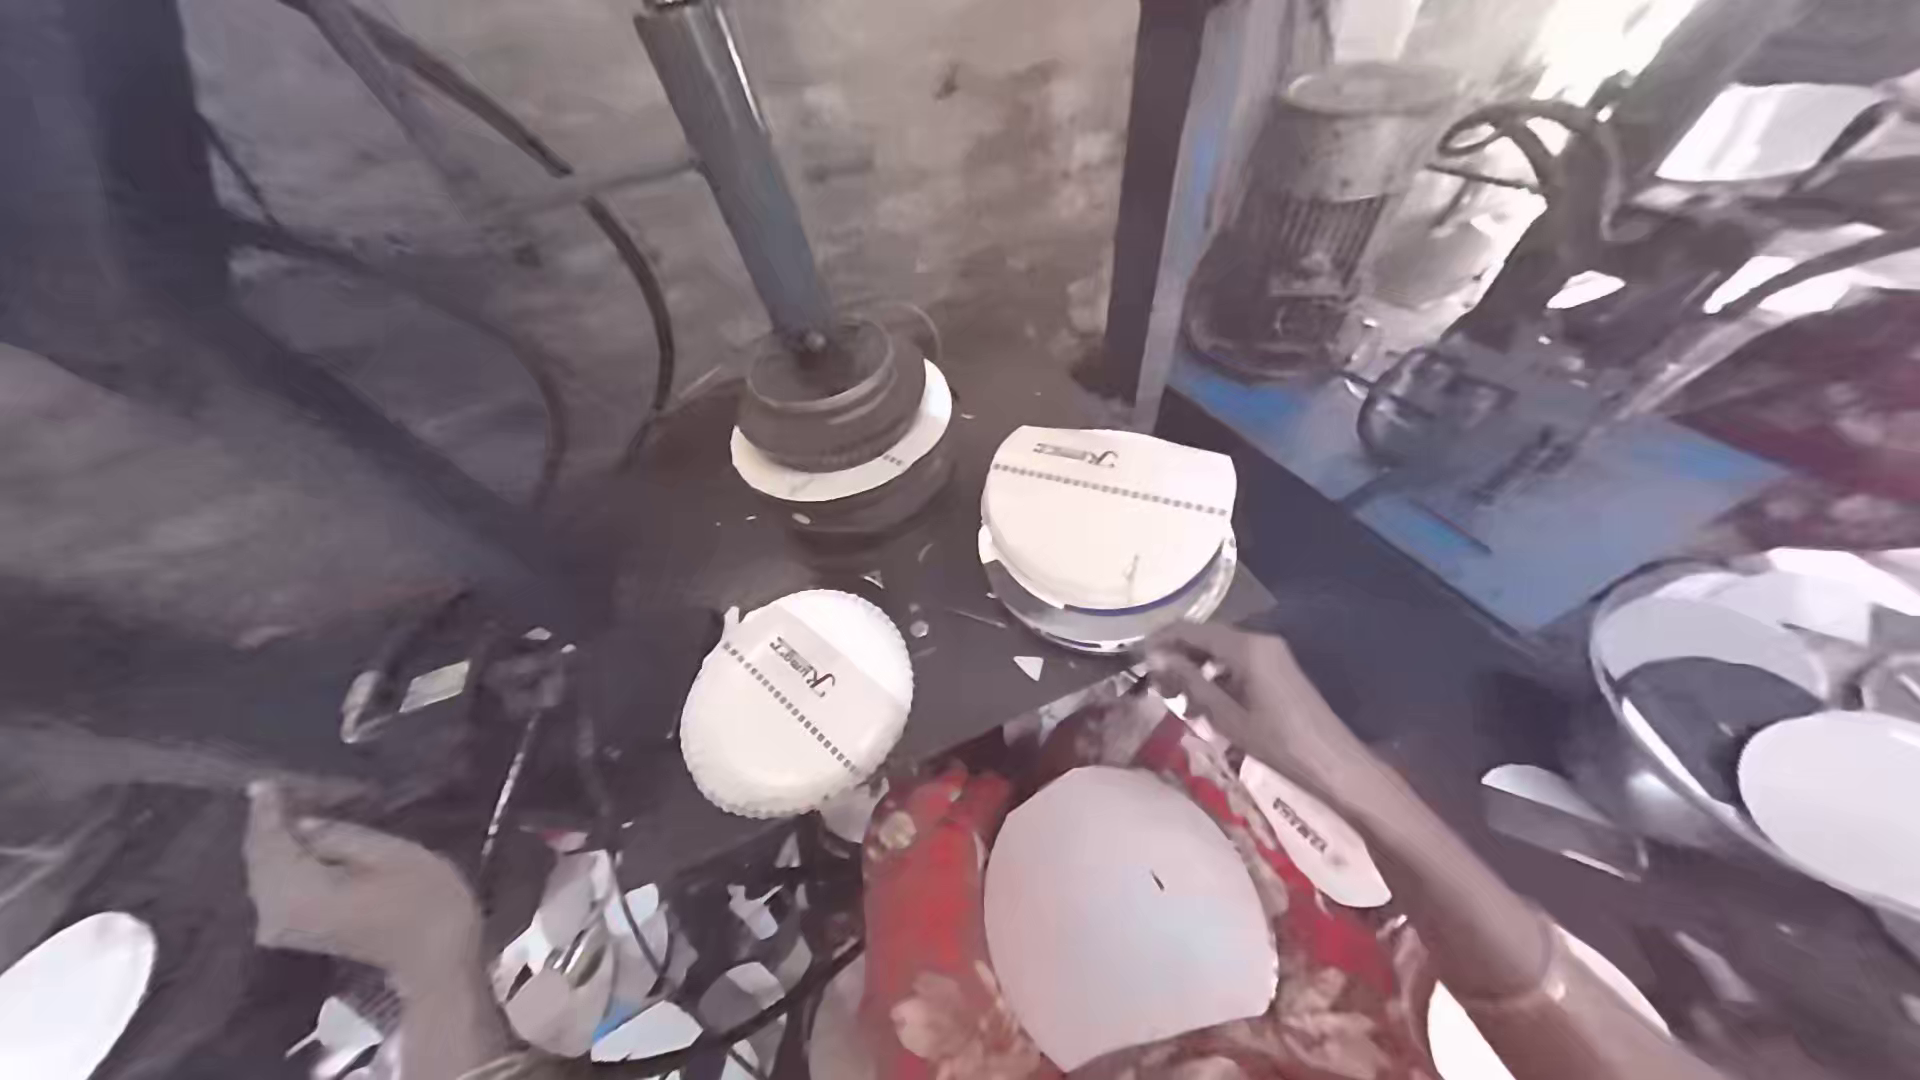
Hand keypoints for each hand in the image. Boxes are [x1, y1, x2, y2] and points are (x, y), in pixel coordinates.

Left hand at [244, 782, 481, 991]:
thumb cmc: (424, 895)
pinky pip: (280, 886)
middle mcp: (273, 914)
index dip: (267, 812)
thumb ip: (343, 836)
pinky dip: (287, 860)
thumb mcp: (392, 853)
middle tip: (279, 789)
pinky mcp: (298, 928)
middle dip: (270, 825)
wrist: (435, 950)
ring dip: (278, 842)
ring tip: (291, 807)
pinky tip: (303, 839)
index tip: (262, 782)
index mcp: (295, 894)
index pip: (269, 845)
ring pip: (268, 874)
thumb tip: (305, 822)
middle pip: (261, 862)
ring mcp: (283, 926)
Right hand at [1139, 622, 1367, 791]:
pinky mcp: (1277, 667)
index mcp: (1245, 647)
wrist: (1335, 765)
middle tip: (1158, 685)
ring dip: (1195, 670)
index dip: (1161, 640)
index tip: (1139, 658)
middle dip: (1178, 657)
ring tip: (1180, 702)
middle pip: (1205, 637)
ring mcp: (1270, 653)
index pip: (1190, 629)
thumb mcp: (1225, 714)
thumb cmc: (1278, 742)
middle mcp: (1258, 640)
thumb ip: (1189, 680)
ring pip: (1219, 651)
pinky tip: (1206, 705)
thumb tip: (1156, 656)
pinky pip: (1236, 662)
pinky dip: (1216, 677)